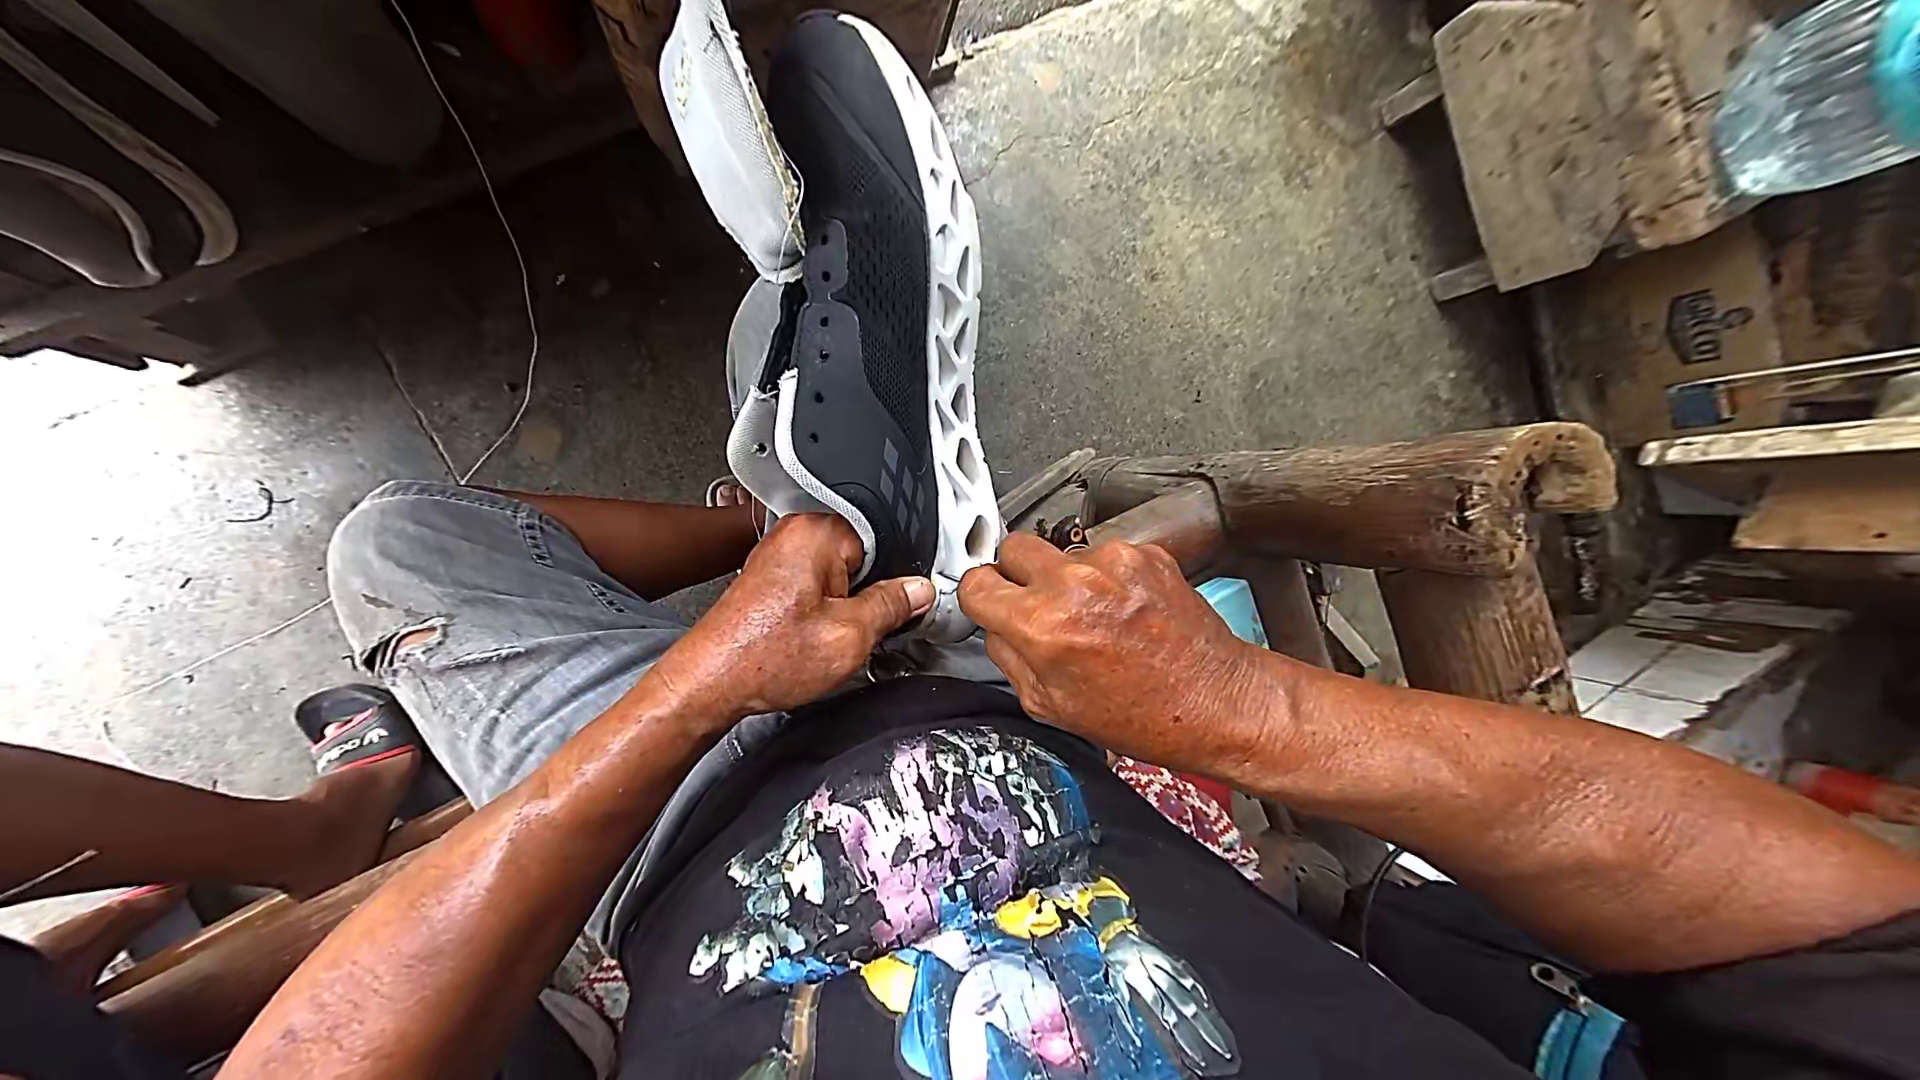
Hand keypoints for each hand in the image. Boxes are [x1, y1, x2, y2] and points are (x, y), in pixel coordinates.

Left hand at [653, 513, 934, 716]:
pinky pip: (819, 583)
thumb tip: (918, 591)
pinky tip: (812, 635)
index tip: (902, 604)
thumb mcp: (851, 636)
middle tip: (858, 627)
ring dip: (847, 604)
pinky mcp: (774, 576)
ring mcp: (781, 553)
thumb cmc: (762, 658)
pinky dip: (825, 608)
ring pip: (842, 573)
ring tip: (827, 634)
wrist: (709, 683)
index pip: (887, 540)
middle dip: (871, 592)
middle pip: (864, 556)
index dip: (899, 577)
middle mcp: (796, 533)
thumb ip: (894, 606)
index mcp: (818, 533)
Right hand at [959, 533, 1265, 772]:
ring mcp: (1113, 563)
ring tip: (1092, 615)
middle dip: (1015, 574)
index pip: (976, 582)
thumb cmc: (1143, 714)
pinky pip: (1101, 555)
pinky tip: (1120, 608)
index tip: (989, 601)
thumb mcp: (1050, 705)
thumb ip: (1007, 656)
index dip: (980, 597)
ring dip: (1064, 577)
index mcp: (1042, 626)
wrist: (1215, 700)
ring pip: (1059, 552)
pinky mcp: (1144, 554)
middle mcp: (1074, 584)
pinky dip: (1103, 576)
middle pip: (1012, 547)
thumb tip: (995, 624)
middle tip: (1035, 604)